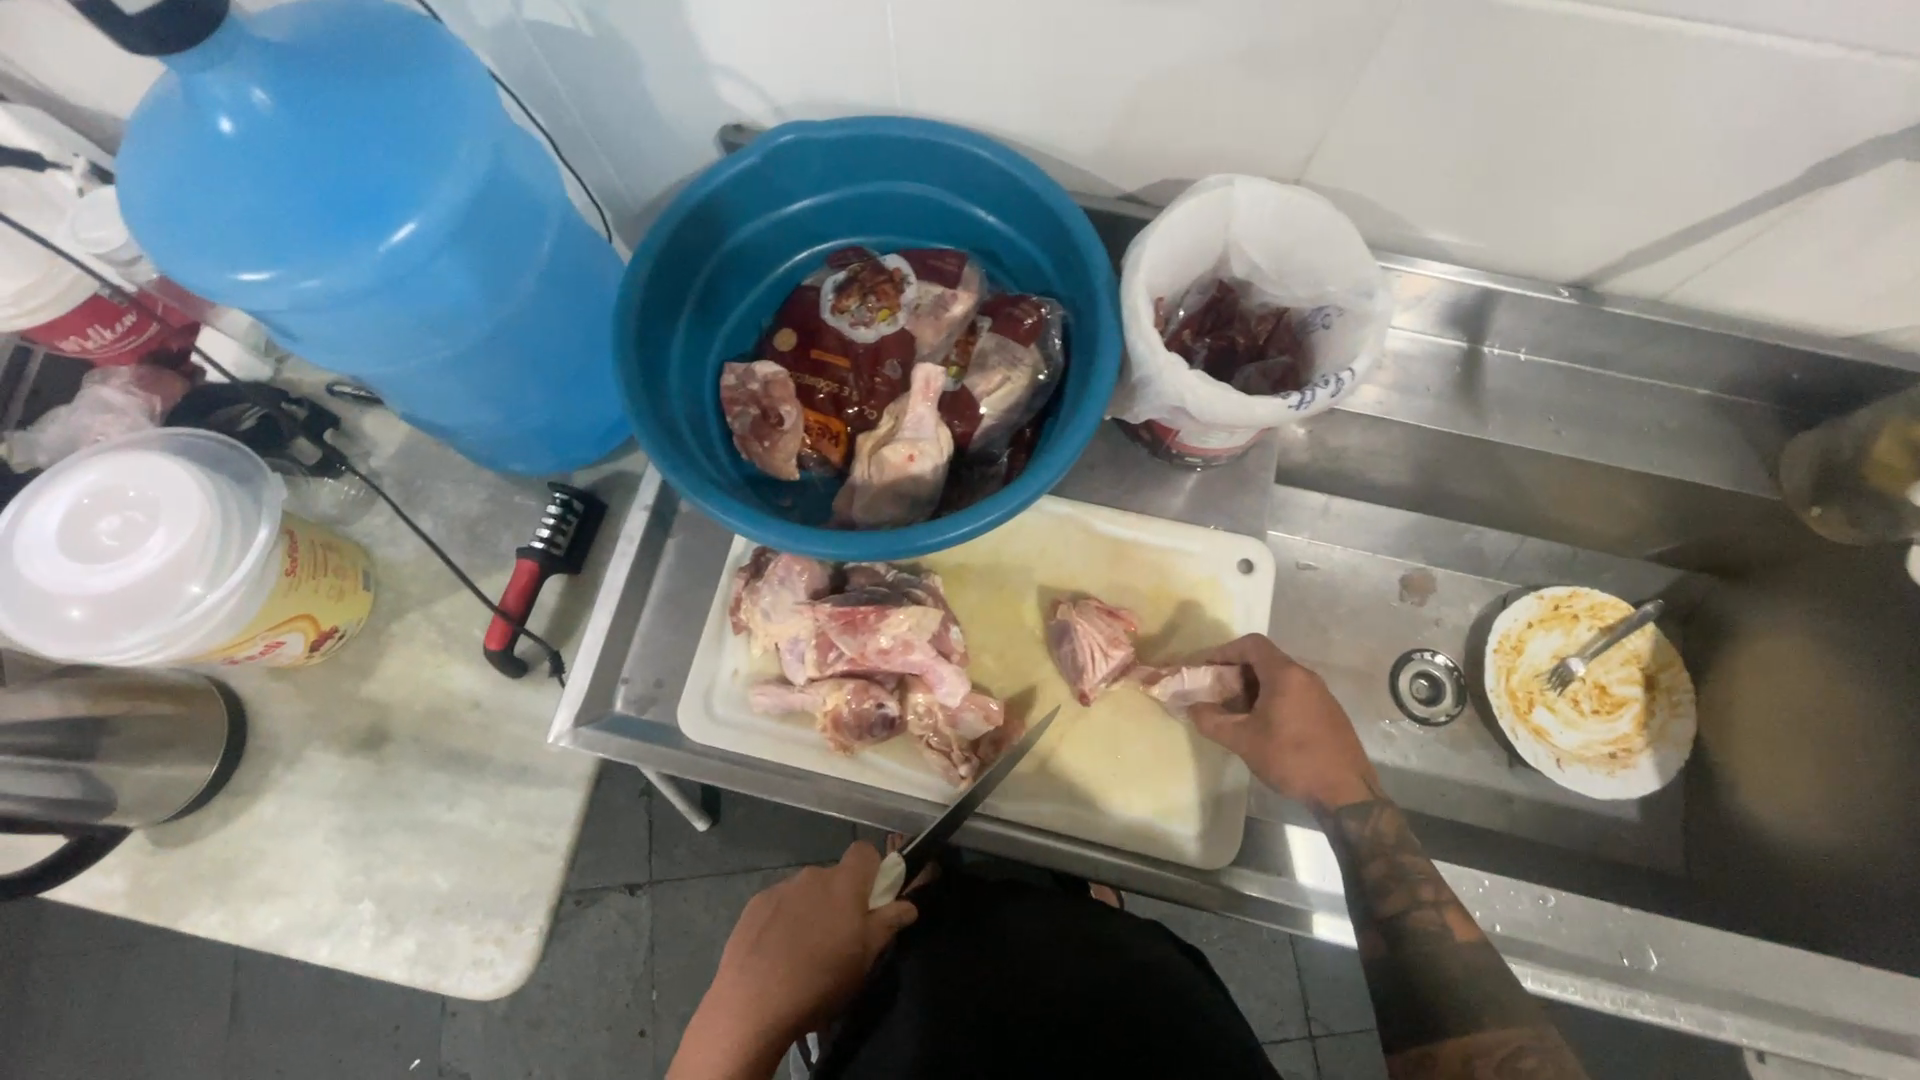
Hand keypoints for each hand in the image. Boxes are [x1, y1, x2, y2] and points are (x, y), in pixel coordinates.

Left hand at [679, 842, 917, 1075]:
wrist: (751, 1004)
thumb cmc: (820, 980)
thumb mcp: (865, 959)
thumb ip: (888, 924)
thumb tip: (908, 905)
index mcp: (844, 883)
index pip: (865, 851)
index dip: (873, 871)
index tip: (872, 902)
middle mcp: (812, 876)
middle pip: (835, 876)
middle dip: (841, 899)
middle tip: (840, 938)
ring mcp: (780, 889)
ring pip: (806, 892)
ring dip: (812, 911)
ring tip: (804, 953)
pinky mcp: (754, 906)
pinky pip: (780, 905)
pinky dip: (784, 921)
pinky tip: (777, 954)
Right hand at [1188, 634, 1380, 810]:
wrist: (1346, 792)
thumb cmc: (1291, 758)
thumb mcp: (1243, 741)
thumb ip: (1211, 721)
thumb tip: (1192, 708)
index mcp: (1285, 674)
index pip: (1251, 644)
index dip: (1224, 651)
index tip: (1206, 669)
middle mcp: (1305, 676)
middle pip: (1264, 660)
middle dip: (1235, 672)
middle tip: (1215, 693)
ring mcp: (1320, 694)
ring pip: (1278, 678)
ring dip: (1252, 688)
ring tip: (1234, 712)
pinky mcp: (1328, 712)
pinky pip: (1293, 694)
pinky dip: (1271, 699)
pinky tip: (1261, 726)